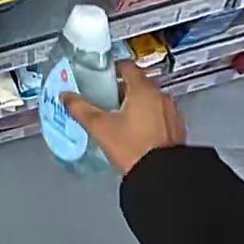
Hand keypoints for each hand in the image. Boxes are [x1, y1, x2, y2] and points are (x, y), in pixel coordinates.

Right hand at [62, 60, 184, 175]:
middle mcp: (160, 97)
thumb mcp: (99, 127)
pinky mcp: (177, 129)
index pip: (127, 66)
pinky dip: (148, 117)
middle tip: (105, 99)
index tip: (101, 75)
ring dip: (136, 103)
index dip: (112, 68)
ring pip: (150, 99)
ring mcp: (171, 113)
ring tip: (119, 117)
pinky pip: (159, 114)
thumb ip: (80, 108)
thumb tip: (66, 97)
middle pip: (138, 82)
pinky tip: (135, 131)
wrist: (162, 177)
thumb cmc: (133, 149)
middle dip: (122, 88)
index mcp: (143, 90)